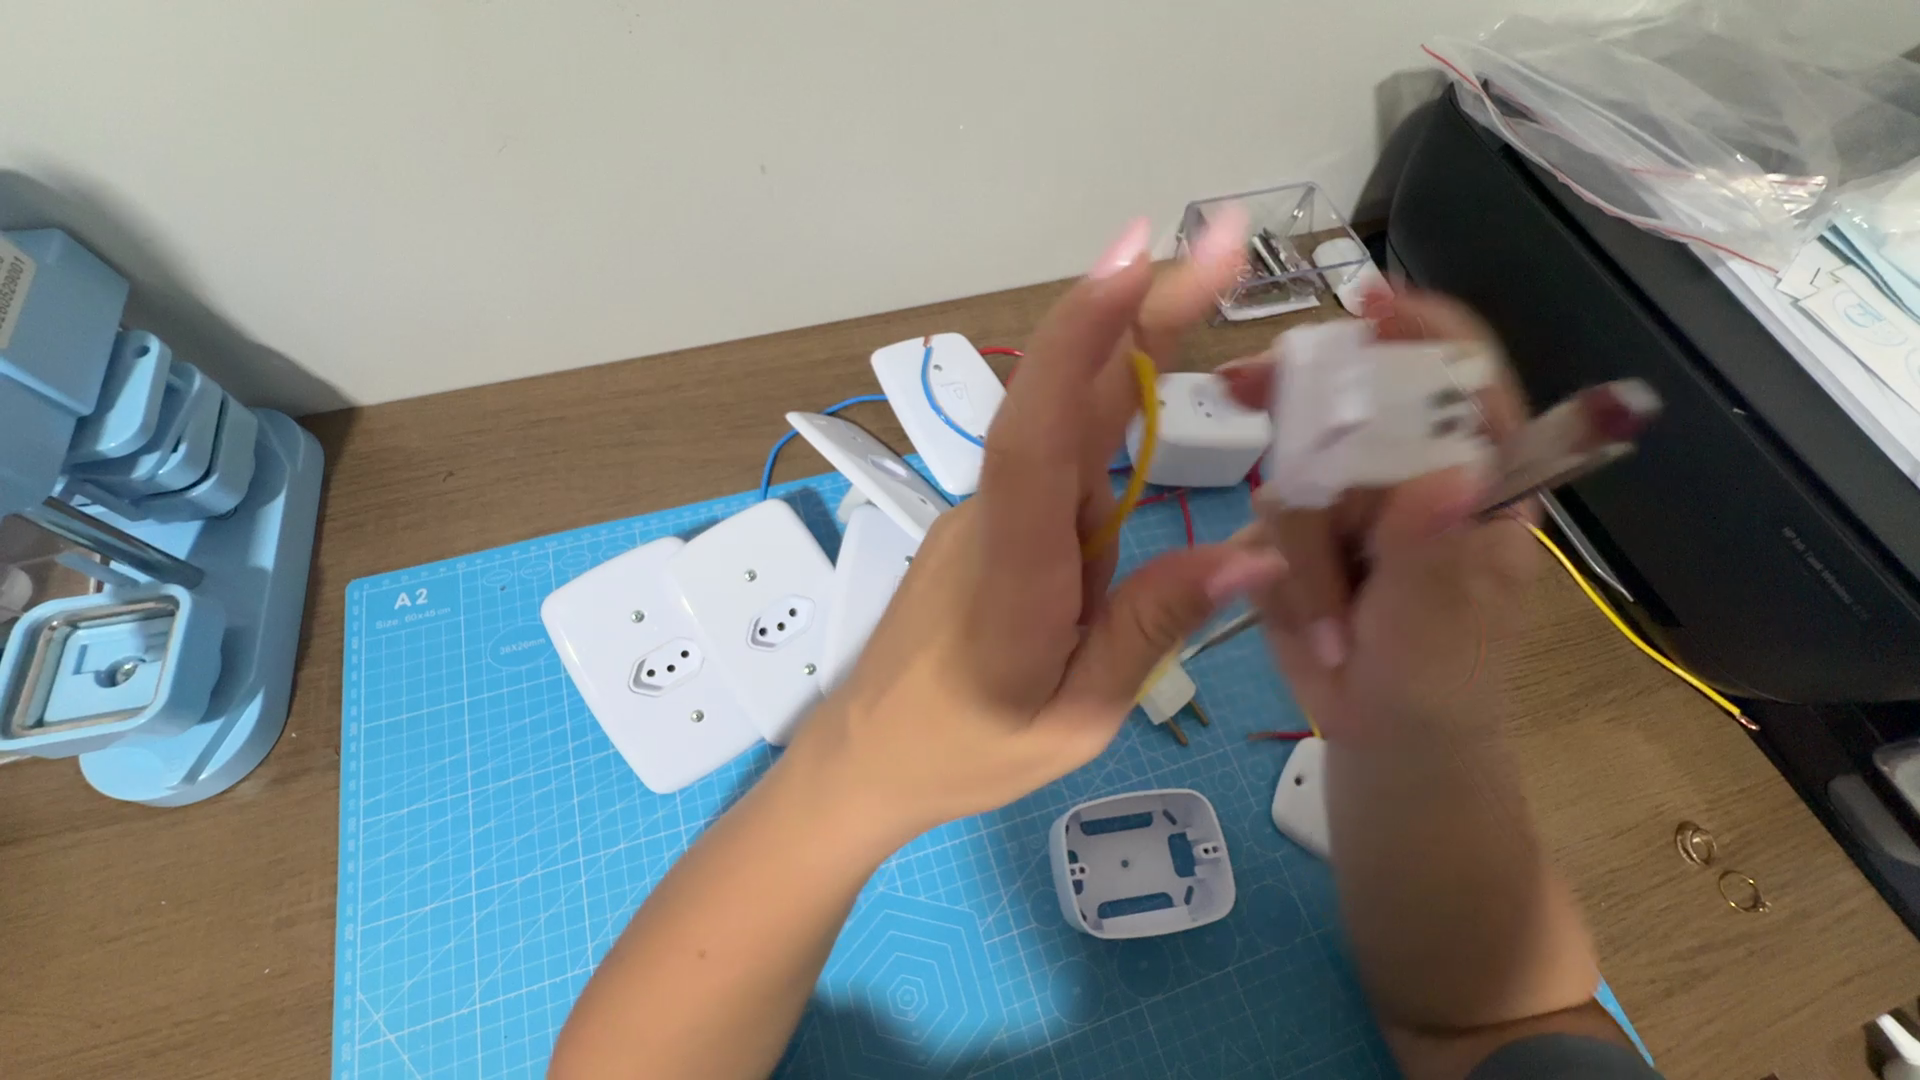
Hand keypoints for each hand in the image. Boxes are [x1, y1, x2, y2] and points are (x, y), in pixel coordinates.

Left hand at [784, 214, 1286, 839]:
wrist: (867, 756)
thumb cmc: (965, 749)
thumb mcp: (1075, 714)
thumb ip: (1150, 627)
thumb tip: (1252, 552)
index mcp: (1014, 569)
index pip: (1038, 434)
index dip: (1082, 340)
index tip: (1135, 259)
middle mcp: (995, 519)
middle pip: (1060, 402)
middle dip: (1135, 314)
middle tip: (1220, 249)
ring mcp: (986, 515)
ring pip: (1061, 424)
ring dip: (1128, 352)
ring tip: (1204, 289)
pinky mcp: (990, 525)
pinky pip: (1054, 461)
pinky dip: (1106, 414)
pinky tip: (1152, 392)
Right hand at [1215, 291, 1542, 734]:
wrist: (1380, 738)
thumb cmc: (1439, 681)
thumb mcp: (1442, 623)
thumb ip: (1434, 550)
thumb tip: (1447, 469)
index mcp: (1475, 480)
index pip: (1459, 382)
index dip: (1421, 334)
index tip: (1369, 303)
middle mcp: (1405, 475)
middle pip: (1351, 407)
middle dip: (1301, 400)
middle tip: (1245, 385)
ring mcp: (1344, 504)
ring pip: (1292, 476)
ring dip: (1302, 552)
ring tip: (1330, 621)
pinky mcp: (1291, 535)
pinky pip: (1263, 525)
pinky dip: (1276, 572)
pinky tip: (1307, 619)